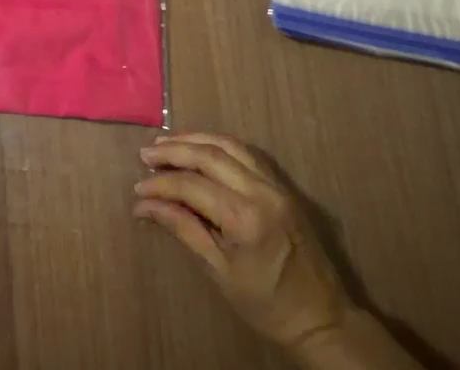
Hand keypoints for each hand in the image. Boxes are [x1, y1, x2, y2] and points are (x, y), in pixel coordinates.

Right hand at [133, 133, 350, 351]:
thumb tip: (144, 205)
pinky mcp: (284, 187)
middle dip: (174, 150)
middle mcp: (261, 191)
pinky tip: (202, 149)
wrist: (321, 318)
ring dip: (196, 140)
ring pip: (230, 146)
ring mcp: (276, 186)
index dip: (160, 184)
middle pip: (210, 155)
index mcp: (244, 217)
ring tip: (166, 143)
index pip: (192, 185)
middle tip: (145, 154)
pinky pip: (248, 154)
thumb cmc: (266, 303)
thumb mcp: (219, 271)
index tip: (137, 190)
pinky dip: (220, 145)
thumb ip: (183, 228)